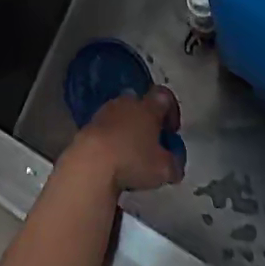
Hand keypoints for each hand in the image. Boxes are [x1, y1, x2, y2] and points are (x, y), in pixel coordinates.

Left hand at [63, 87, 183, 193]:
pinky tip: (116, 158)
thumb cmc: (133, 160)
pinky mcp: (90, 122)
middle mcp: (127, 102)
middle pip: (142, 105)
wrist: (91, 161)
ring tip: (133, 156)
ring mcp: (106, 110)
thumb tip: (173, 162)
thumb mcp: (165, 169)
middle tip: (154, 147)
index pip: (164, 96)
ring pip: (124, 115)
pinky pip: (109, 126)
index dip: (172, 112)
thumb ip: (174, 163)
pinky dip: (114, 138)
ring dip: (130, 131)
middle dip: (149, 123)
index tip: (172, 132)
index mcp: (148, 107)